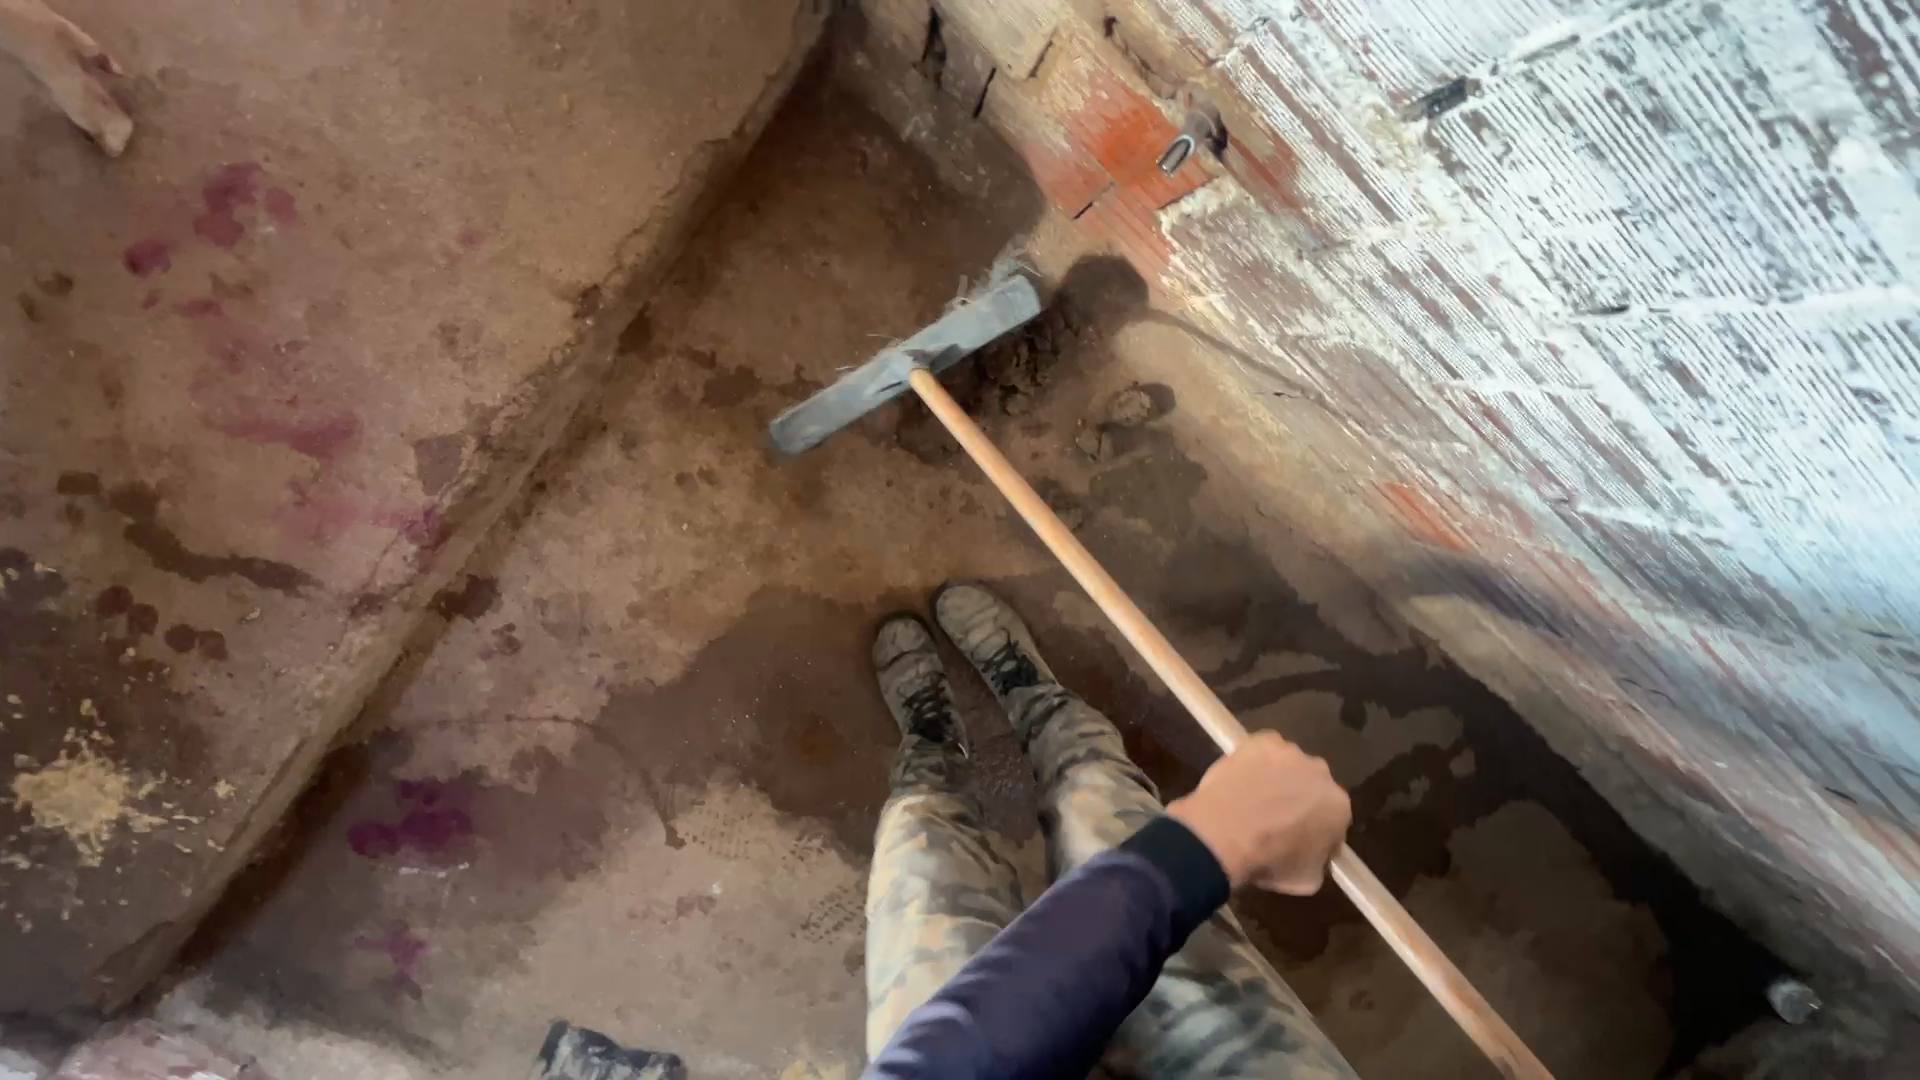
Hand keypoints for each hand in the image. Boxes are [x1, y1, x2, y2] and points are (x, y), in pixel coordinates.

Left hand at [1166, 732, 1350, 894]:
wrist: (1225, 832)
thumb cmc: (1269, 861)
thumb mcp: (1309, 878)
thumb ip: (1321, 858)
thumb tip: (1316, 849)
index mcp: (1339, 806)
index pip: (1333, 814)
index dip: (1316, 825)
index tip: (1299, 834)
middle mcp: (1321, 773)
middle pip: (1312, 784)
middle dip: (1299, 795)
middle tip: (1275, 812)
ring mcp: (1289, 753)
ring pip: (1288, 764)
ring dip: (1277, 776)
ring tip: (1253, 793)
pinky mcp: (1261, 740)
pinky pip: (1264, 748)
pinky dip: (1257, 758)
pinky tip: (1243, 774)